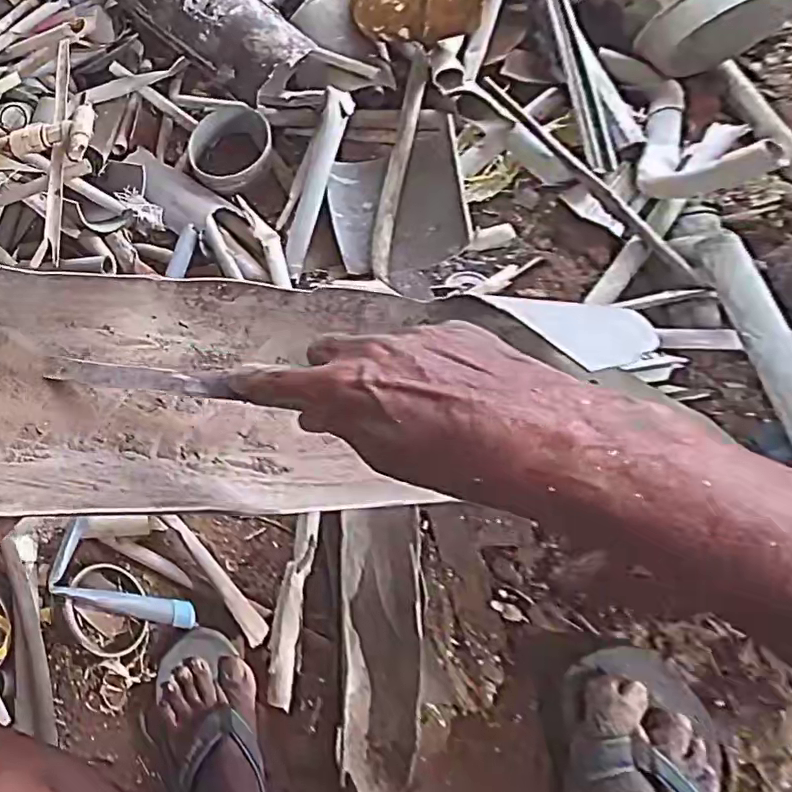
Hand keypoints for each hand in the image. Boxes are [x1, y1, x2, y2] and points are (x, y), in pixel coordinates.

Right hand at [229, 322, 724, 516]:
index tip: (238, 382)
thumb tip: (324, 414)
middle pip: (325, 353)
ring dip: (371, 370)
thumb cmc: (473, 461)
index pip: (283, 382)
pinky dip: (413, 362)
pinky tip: (443, 392)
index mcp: (350, 386)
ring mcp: (416, 335)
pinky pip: (413, 341)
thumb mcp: (388, 459)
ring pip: (370, 345)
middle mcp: (376, 351)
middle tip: (340, 409)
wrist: (553, 440)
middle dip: (326, 377)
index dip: (255, 384)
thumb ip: (345, 428)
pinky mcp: (454, 330)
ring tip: (403, 405)